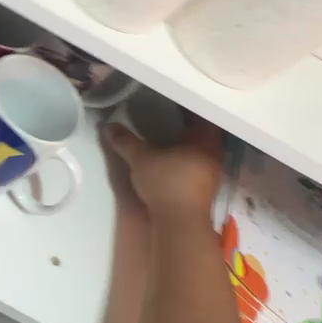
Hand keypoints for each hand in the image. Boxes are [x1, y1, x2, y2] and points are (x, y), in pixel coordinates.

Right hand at [101, 117, 225, 219]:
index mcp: (205, 139)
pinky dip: (185, 157)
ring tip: (168, 135)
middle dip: (188, 123)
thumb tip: (107, 125)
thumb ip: (125, 140)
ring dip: (187, 142)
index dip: (188, 105)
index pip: (202, 114)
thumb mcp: (140, 158)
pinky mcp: (205, 187)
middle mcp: (214, 152)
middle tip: (168, 114)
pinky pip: (197, 163)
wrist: (180, 222)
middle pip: (204, 131)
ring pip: (201, 149)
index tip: (172, 100)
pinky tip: (171, 159)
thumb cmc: (167, 181)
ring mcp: (212, 172)